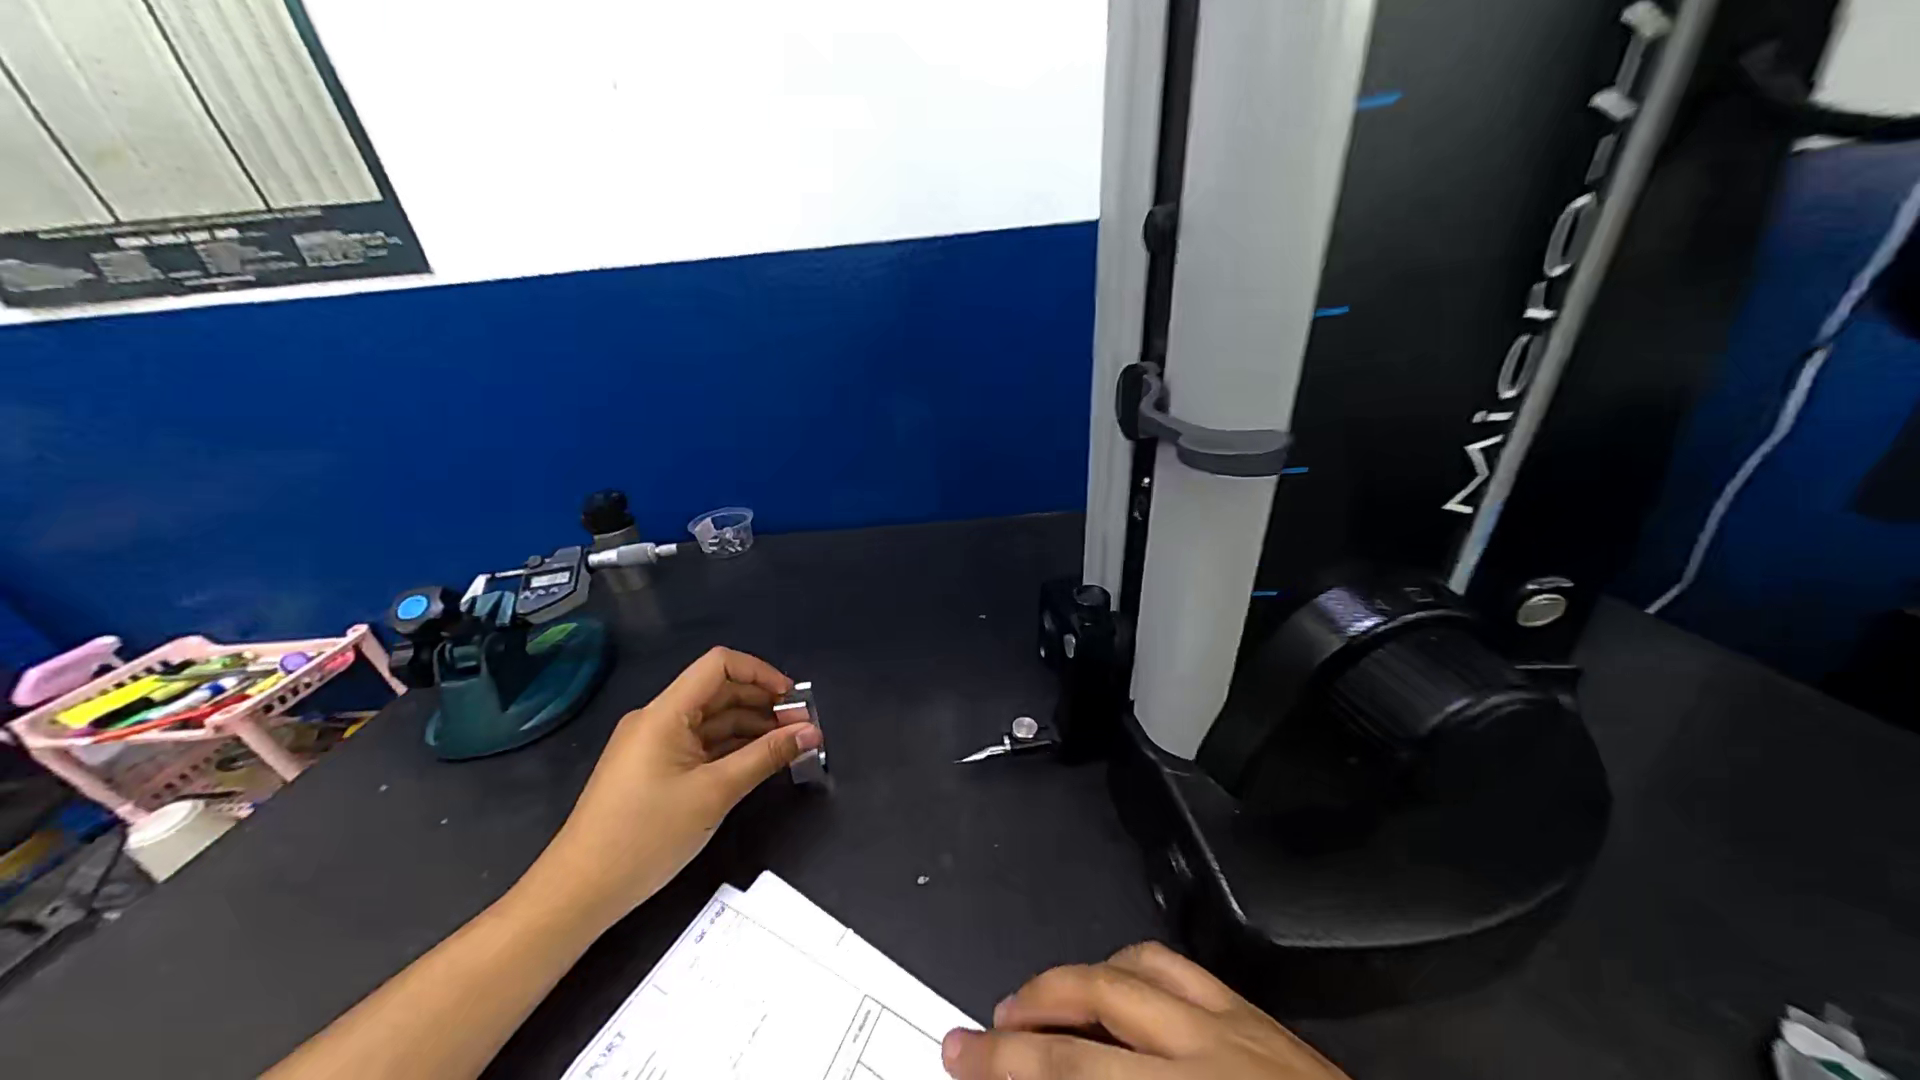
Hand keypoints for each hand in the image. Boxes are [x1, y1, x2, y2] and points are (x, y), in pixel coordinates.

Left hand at [518, 647, 818, 929]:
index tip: (793, 699)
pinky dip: (730, 748)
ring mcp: (652, 745)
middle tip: (802, 727)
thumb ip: (766, 757)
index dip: (760, 673)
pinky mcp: (652, 768)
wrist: (579, 893)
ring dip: (750, 727)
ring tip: (788, 745)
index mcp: (665, 713)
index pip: (719, 665)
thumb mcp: (715, 793)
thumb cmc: (646, 836)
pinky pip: (699, 744)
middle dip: (762, 703)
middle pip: (718, 691)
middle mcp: (657, 719)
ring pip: (711, 720)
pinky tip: (757, 761)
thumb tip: (811, 732)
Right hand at [942, 942, 1348, 1079]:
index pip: (1071, 1069)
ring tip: (1030, 1001)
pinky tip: (1108, 975)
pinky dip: (1126, 962)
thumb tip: (1047, 1078)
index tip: (964, 1060)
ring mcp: (1230, 1027)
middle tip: (978, 1035)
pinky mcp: (1253, 1014)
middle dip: (1019, 1022)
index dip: (1006, 1064)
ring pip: (1127, 971)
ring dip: (1067, 981)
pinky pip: (1175, 963)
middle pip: (1088, 1013)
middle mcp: (1202, 1058)